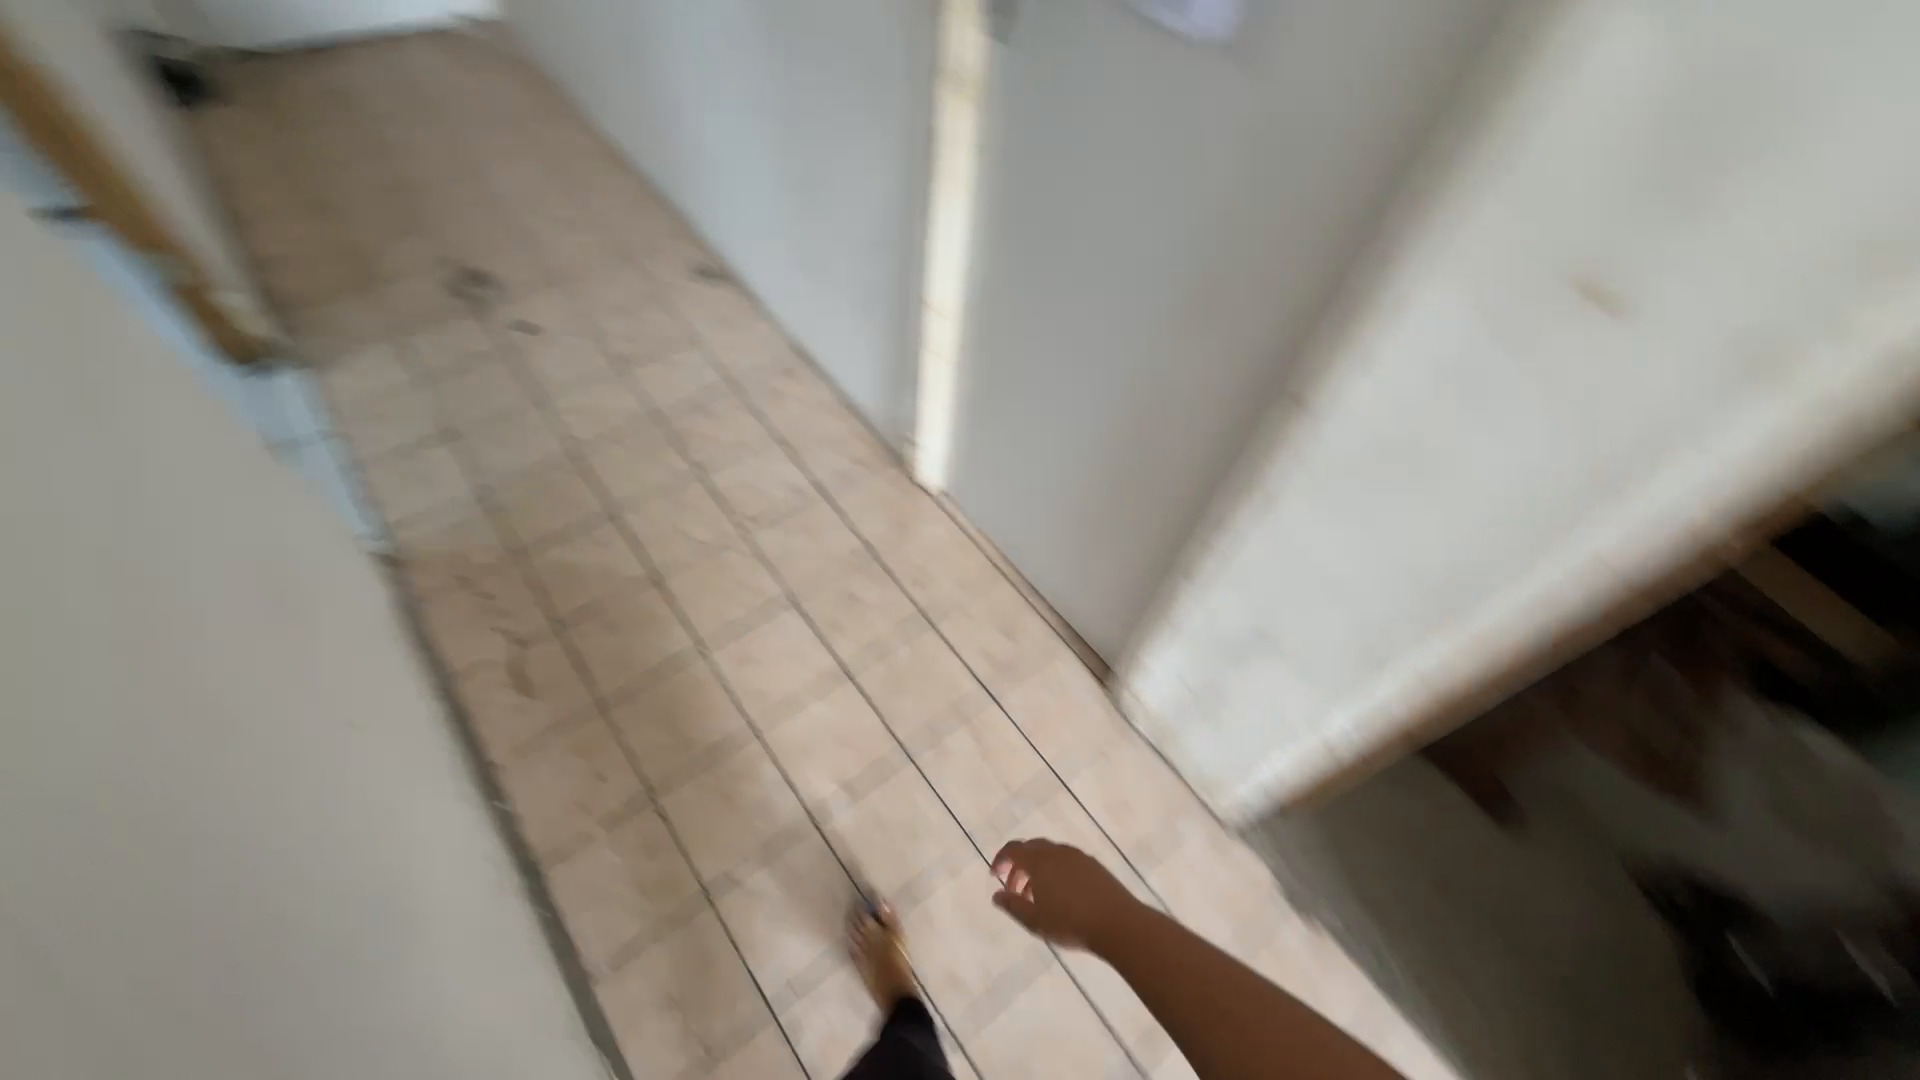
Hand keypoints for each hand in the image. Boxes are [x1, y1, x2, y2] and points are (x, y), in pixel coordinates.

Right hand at [990, 838, 1147, 952]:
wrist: (1118, 923)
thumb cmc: (1070, 924)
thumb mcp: (1035, 921)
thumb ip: (1012, 906)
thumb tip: (996, 895)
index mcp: (1039, 861)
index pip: (1013, 849)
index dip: (1000, 860)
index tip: (995, 876)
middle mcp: (1057, 851)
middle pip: (1032, 848)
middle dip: (1019, 866)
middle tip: (1015, 889)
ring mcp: (1078, 856)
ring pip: (1051, 854)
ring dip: (1038, 869)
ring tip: (1038, 897)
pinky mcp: (1094, 865)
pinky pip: (1067, 860)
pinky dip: (1056, 871)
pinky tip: (1062, 894)